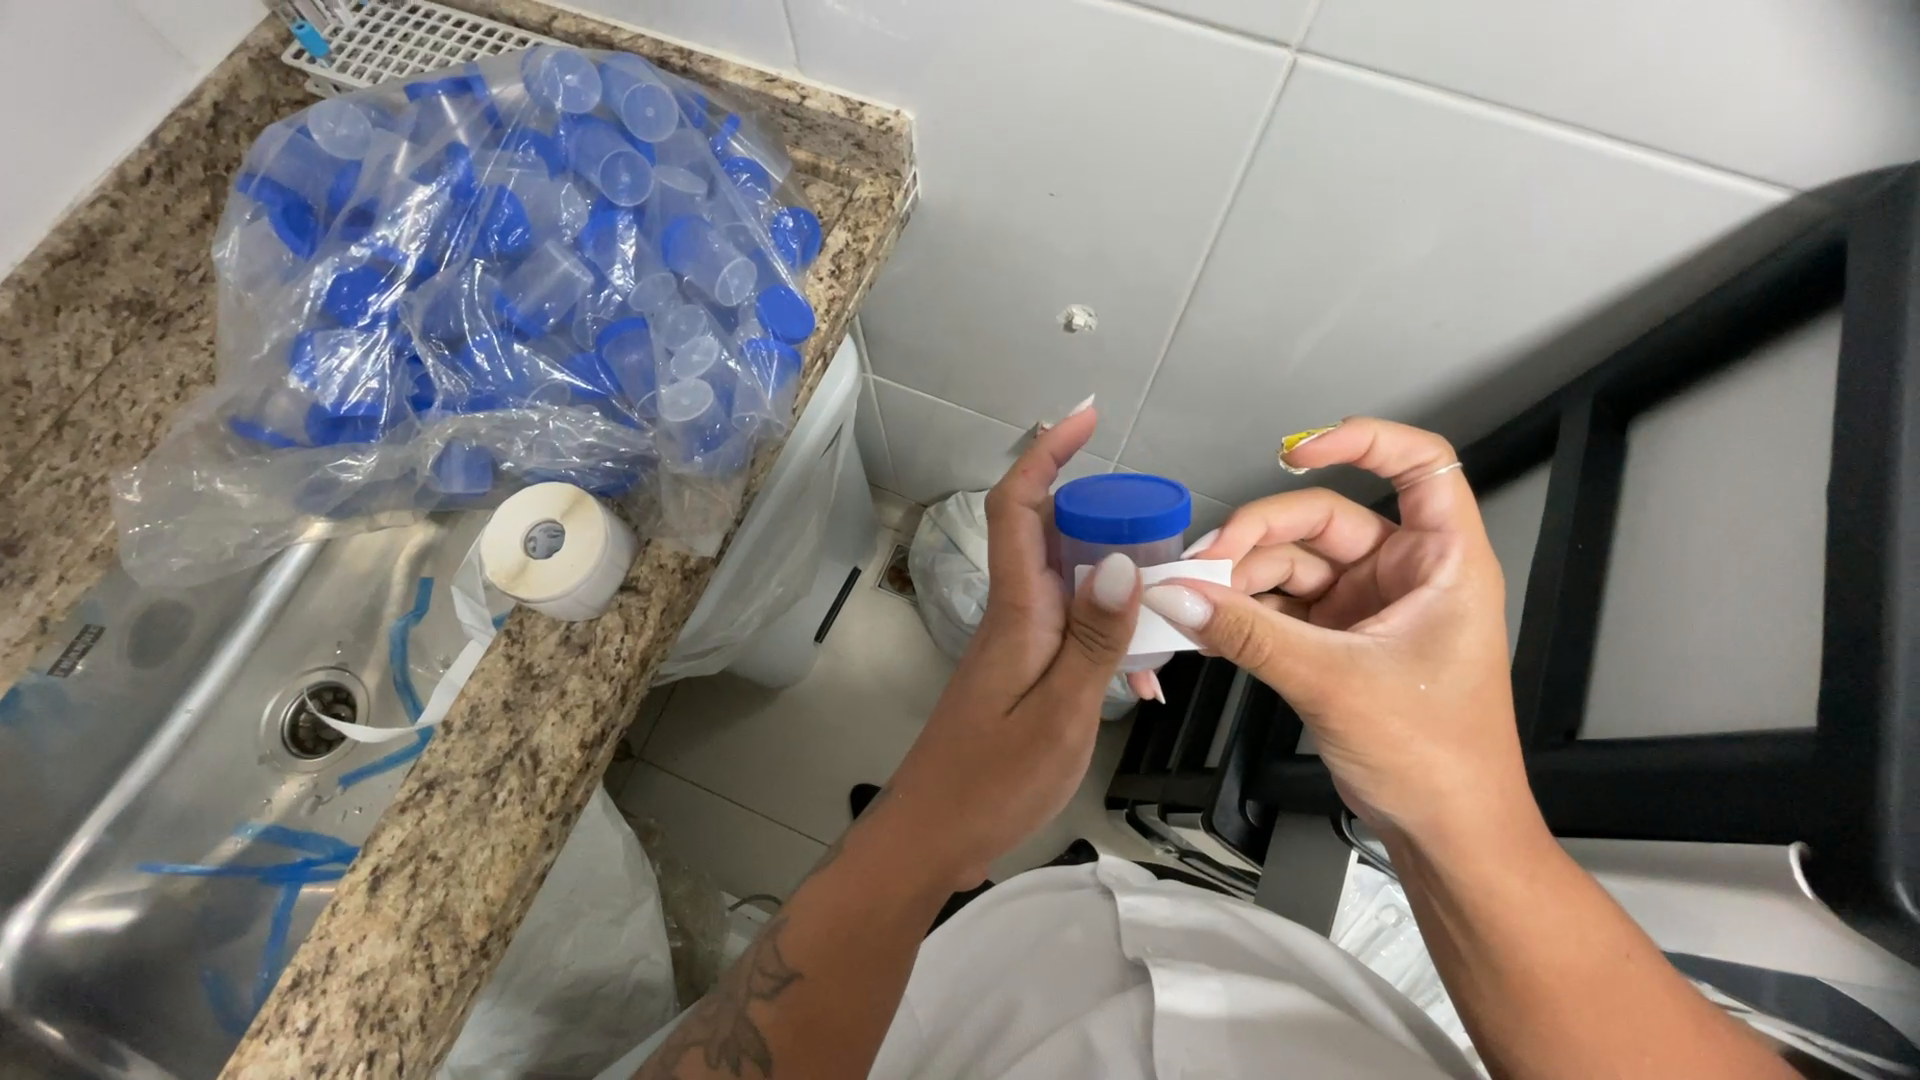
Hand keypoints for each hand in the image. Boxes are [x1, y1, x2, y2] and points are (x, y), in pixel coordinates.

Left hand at [873, 406, 1140, 889]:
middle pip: (1057, 536)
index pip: (1020, 507)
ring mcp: (1018, 641)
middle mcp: (1015, 611)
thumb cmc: (992, 781)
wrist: (934, 836)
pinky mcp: (1024, 669)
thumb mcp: (1060, 713)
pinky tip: (1145, 682)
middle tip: (1170, 545)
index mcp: (1018, 609)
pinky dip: (1112, 641)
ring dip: (1123, 593)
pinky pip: (1075, 631)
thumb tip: (1120, 562)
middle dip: (1114, 525)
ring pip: (1075, 585)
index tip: (1087, 417)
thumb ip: (1093, 639)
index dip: (1048, 453)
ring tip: (1170, 625)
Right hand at [1144, 417, 1531, 842]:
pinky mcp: (1333, 638)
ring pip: (1290, 564)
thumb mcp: (1334, 683)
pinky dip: (1242, 612)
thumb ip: (1248, 634)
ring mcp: (1364, 607)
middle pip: (1323, 520)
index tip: (1300, 452)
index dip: (1363, 442)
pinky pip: (1277, 606)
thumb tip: (1181, 595)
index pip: (1420, 465)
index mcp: (1443, 565)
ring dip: (1240, 579)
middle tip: (1207, 564)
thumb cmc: (1440, 760)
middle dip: (1259, 536)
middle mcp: (1404, 576)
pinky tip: (1210, 623)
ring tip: (1199, 603)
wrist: (1443, 831)